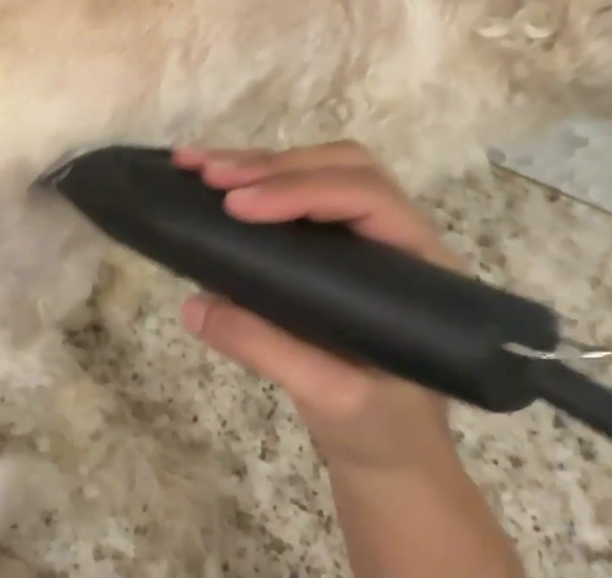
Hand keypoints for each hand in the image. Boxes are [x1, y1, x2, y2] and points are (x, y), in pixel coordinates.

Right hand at [171, 142, 464, 473]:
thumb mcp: (333, 398)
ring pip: (311, 169)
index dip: (302, 191)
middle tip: (212, 178)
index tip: (239, 206)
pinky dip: (244, 178)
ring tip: (192, 166)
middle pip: (342, 167)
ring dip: (252, 162)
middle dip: (273, 165)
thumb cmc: (381, 426)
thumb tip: (193, 304)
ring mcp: (357, 237)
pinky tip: (200, 179)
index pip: (366, 198)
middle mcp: (394, 238)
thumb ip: (269, 351)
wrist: (388, 448)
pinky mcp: (321, 243)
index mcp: (419, 267)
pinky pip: (287, 191)